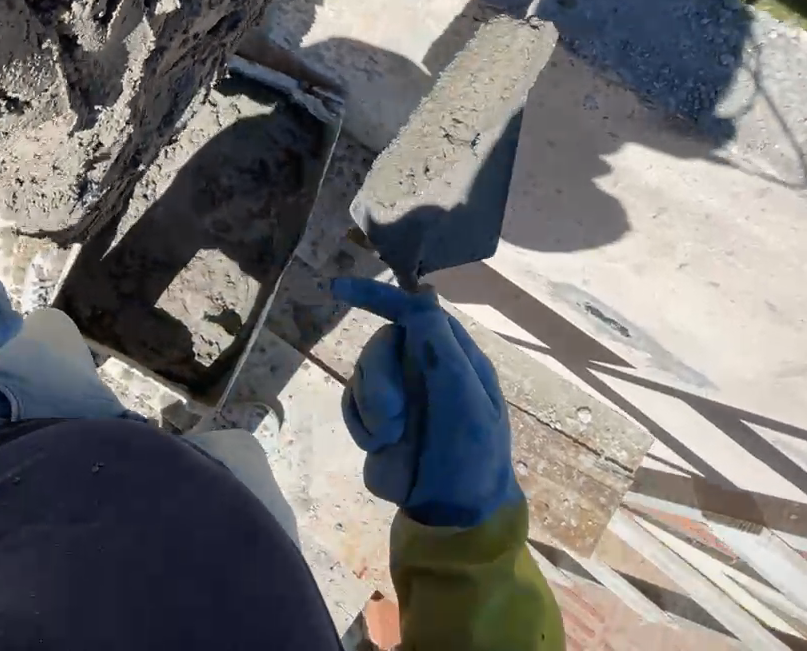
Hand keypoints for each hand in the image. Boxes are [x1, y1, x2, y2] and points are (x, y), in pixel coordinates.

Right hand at [333, 277, 522, 527]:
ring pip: (362, 372)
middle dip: (379, 379)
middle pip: (381, 344)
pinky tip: (379, 445)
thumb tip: (421, 295)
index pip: (413, 310)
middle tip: (392, 416)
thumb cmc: (468, 456)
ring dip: (371, 407)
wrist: (451, 516)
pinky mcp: (375, 415)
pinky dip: (360, 422)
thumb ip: (441, 349)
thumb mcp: (464, 401)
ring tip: (391, 438)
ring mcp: (398, 391)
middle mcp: (423, 366)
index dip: (376, 295)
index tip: (337, 290)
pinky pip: (350, 400)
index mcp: (453, 357)